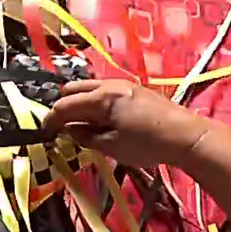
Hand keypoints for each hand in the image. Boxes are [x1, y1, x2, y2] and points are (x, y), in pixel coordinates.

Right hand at [42, 79, 228, 169]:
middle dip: (62, 107)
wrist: (186, 136)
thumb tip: (68, 132)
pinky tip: (98, 119)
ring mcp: (123, 84)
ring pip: (89, 88)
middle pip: (74, 90)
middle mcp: (109, 85)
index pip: (65, 106)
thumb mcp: (111, 146)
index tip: (44, 133)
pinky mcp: (134, 90)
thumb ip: (86, 137)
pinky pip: (103, 90)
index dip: (51, 120)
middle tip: (60, 128)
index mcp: (101, 98)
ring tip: (78, 124)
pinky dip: (93, 101)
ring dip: (78, 102)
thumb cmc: (147, 144)